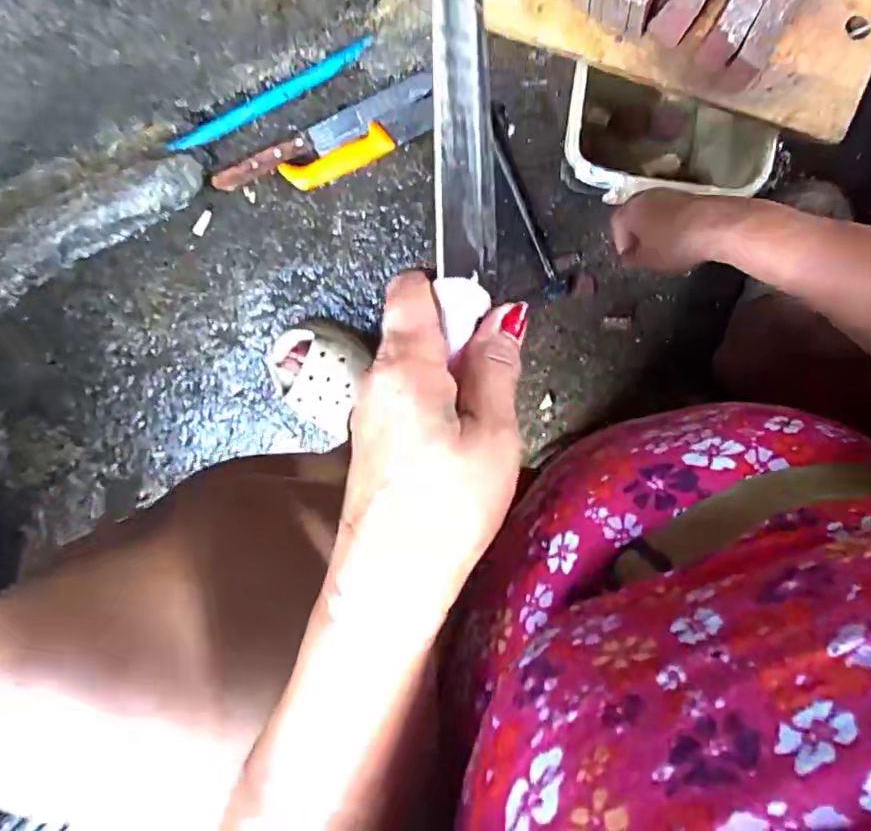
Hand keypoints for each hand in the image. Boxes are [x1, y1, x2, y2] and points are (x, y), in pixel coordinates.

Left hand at [335, 272, 527, 619]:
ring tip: (480, 416)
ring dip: (446, 370)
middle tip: (494, 374)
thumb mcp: (493, 434)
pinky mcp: (368, 436)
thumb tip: (504, 317)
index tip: (484, 318)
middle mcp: (374, 378)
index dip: (450, 290)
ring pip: (409, 361)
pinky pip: (401, 393)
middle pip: (412, 325)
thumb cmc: (447, 509)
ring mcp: (366, 408)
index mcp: (404, 366)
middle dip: (456, 335)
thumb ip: (496, 367)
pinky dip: (430, 397)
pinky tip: (455, 437)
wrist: (386, 582)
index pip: (410, 289)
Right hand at [611, 190, 760, 272]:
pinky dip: (673, 223)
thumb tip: (628, 257)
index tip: (629, 258)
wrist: (718, 225)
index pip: (616, 226)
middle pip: (635, 215)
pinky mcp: (690, 195)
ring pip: (655, 212)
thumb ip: (632, 260)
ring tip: (665, 246)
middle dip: (638, 233)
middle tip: (644, 251)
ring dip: (656, 227)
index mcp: (629, 210)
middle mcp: (645, 196)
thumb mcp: (648, 261)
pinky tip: (682, 237)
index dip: (621, 244)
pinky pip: (673, 211)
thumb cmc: (674, 244)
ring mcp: (669, 193)